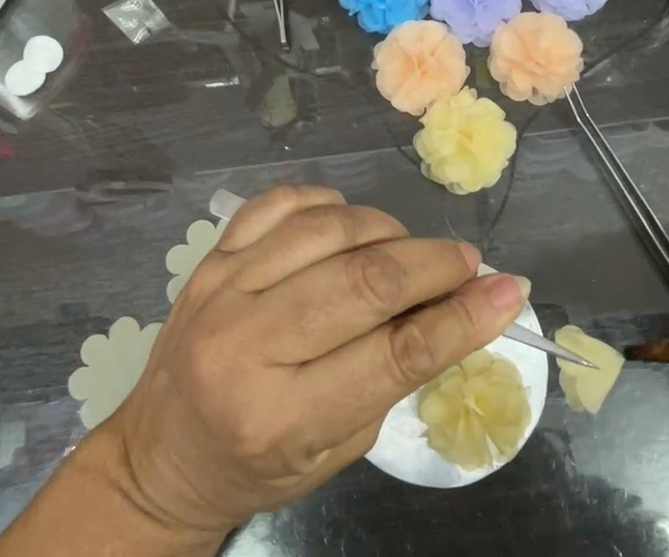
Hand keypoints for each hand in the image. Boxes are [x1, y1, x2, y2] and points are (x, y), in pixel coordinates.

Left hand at [1, 185, 528, 554]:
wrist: (161, 454)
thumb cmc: (257, 466)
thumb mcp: (338, 449)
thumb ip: (396, 374)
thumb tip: (467, 306)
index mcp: (281, 417)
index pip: (392, 355)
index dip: (461, 320)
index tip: (508, 290)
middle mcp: (245, 344)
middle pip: (362, 280)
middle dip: (431, 263)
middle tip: (467, 261)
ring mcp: (221, 289)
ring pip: (327, 229)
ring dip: (386, 230)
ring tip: (407, 251)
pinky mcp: (209, 257)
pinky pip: (281, 202)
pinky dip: (329, 203)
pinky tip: (350, 226)